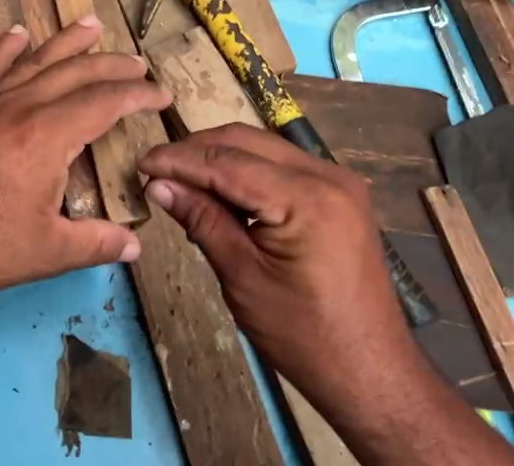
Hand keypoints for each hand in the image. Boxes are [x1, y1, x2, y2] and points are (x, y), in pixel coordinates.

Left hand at [0, 16, 169, 312]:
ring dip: (66, 42)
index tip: (162, 95)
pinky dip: (5, 48)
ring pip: (33, 61)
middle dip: (111, 65)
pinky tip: (17, 33)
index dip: (138, 96)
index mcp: (46, 136)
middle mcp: (18, 107)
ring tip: (90, 23)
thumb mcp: (49, 252)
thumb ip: (96, 242)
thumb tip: (135, 246)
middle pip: (74, 73)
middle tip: (138, 63)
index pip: (104, 103)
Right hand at [137, 124, 421, 396]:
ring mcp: (338, 181)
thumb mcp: (243, 277)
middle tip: (155, 170)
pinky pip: (280, 164)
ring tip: (179, 179)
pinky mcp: (339, 194)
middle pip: (244, 140)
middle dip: (195, 151)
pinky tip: (218, 191)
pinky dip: (245, 169)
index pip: (226, 161)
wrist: (373, 374)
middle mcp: (327, 175)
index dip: (178, 159)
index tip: (140, 165)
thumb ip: (202, 220)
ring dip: (218, 157)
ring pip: (261, 146)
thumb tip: (158, 185)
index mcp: (307, 198)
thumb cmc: (305, 336)